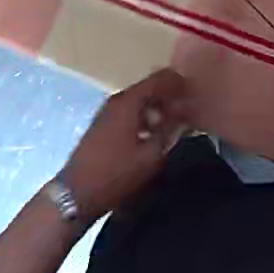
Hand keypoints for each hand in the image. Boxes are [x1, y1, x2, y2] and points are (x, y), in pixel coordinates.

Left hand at [56, 69, 191, 221]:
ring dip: (157, 109)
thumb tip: (183, 114)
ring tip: (176, 123)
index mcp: (129, 102)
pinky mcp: (103, 125)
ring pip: (138, 102)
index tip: (195, 90)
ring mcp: (107, 112)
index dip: (178, 82)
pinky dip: (144, 118)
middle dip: (169, 97)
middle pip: (148, 89)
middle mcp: (117, 100)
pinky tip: (155, 134)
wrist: (77, 193)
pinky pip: (129, 113)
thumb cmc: (116, 173)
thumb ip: (170, 131)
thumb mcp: (151, 155)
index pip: (158, 79)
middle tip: (189, 108)